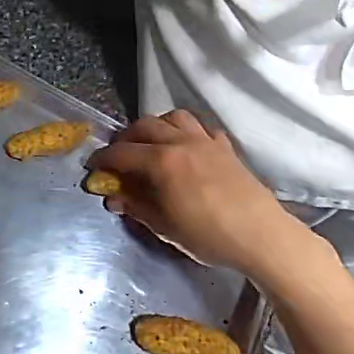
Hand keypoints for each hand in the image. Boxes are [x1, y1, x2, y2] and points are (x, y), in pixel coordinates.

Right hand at [86, 110, 318, 274]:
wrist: (260, 236)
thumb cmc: (208, 235)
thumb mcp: (164, 226)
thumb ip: (136, 206)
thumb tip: (114, 197)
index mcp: (161, 162)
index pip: (122, 152)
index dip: (103, 159)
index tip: (93, 168)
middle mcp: (181, 142)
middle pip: (144, 126)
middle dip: (125, 138)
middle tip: (118, 157)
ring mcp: (206, 142)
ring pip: (173, 117)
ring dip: (156, 127)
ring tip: (150, 145)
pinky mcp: (225, 148)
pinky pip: (201, 128)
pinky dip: (186, 133)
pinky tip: (185, 149)